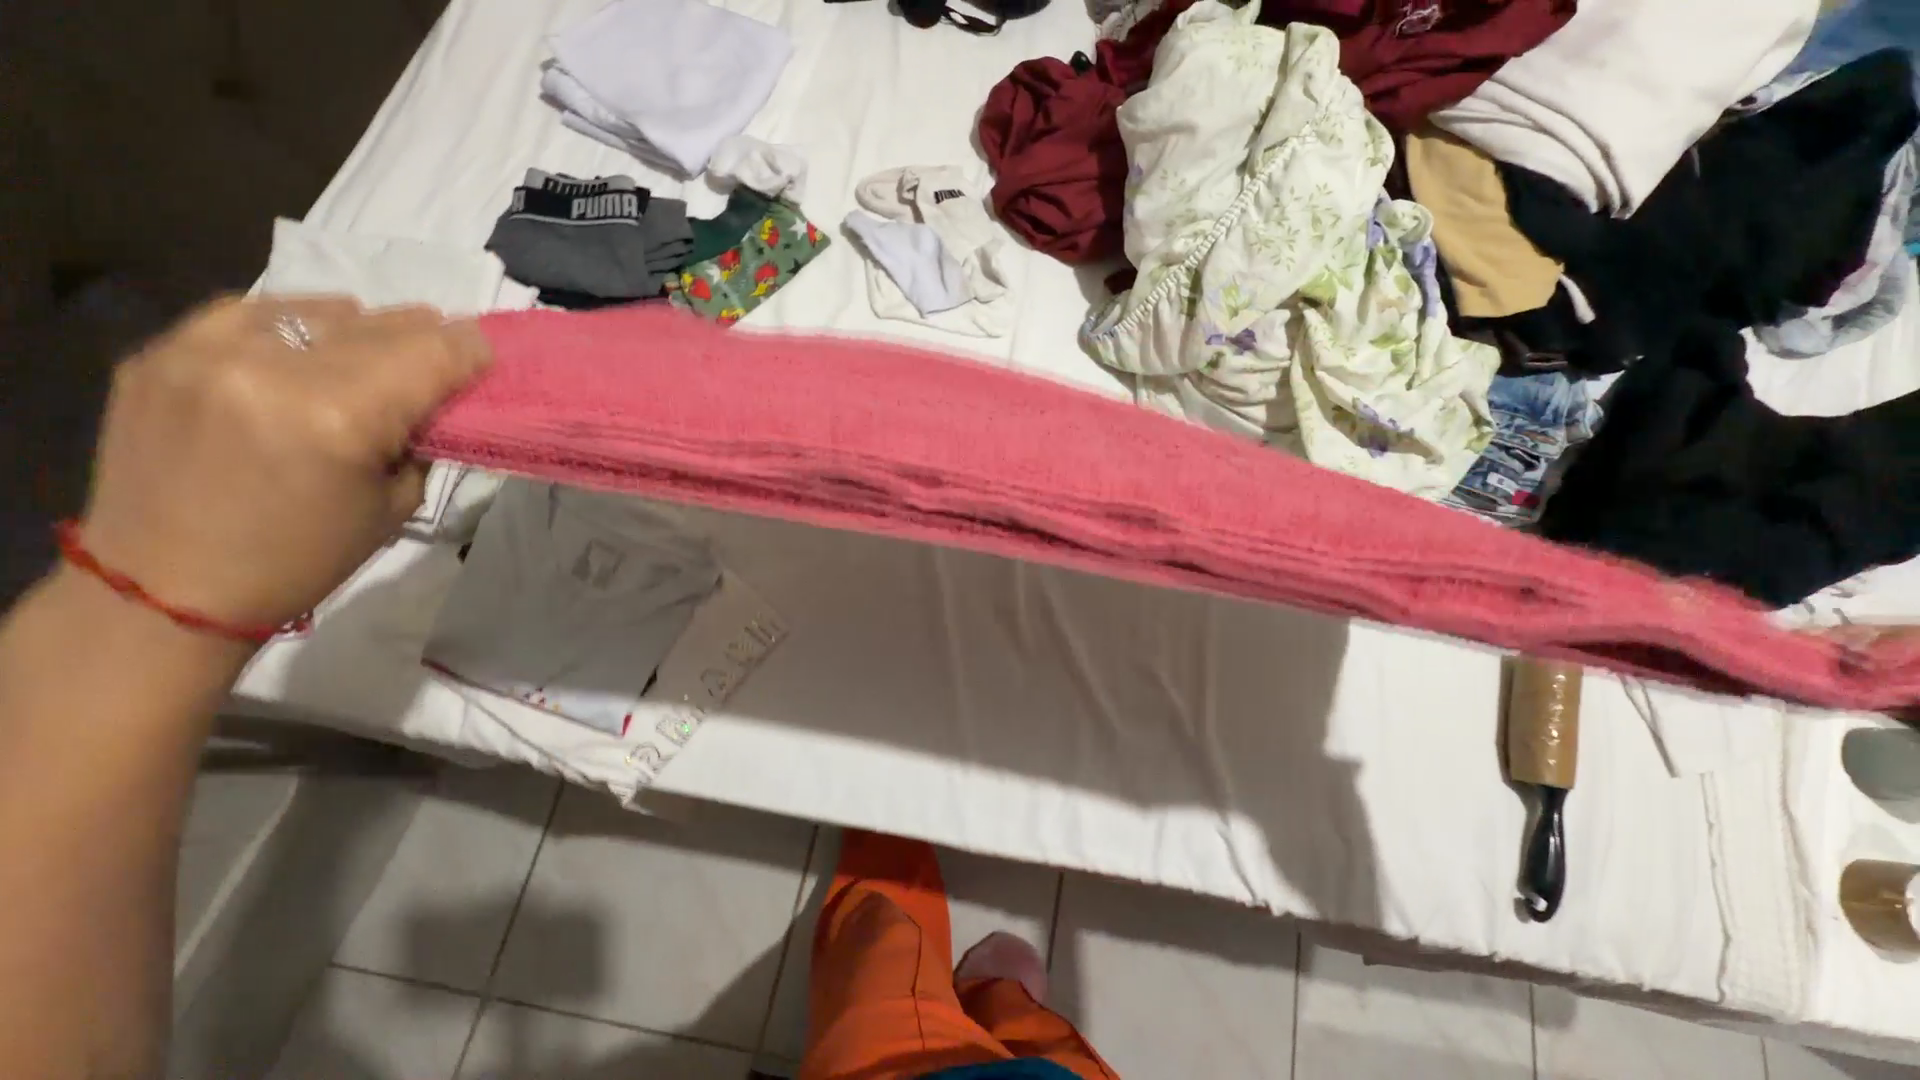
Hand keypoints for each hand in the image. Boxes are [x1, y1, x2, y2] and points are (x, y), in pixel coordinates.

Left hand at [72, 296, 491, 630]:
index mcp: (341, 417)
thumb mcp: (395, 503)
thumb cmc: (303, 558)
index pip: (433, 351)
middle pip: (381, 324)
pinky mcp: (161, 351)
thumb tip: (442, 392)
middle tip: (441, 358)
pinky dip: (292, 327)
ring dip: (359, 331)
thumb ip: (422, 435)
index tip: (487, 355)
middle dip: (424, 338)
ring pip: (320, 310)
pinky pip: (250, 313)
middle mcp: (274, 368)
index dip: (472, 349)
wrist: (166, 587)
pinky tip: (304, 352)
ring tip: (367, 359)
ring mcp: (208, 352)